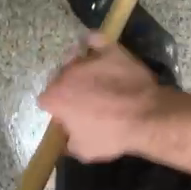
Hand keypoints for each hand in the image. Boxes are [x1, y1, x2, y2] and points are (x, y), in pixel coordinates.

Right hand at [38, 34, 171, 161]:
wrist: (145, 115)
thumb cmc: (112, 135)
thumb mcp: (83, 151)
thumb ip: (67, 141)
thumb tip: (66, 135)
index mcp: (57, 97)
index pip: (45, 101)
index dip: (56, 109)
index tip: (68, 117)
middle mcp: (67, 73)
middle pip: (59, 78)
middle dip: (67, 88)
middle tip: (84, 100)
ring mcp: (88, 58)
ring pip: (75, 58)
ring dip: (78, 68)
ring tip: (92, 78)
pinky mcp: (109, 49)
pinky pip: (95, 39)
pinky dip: (93, 43)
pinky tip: (95, 49)